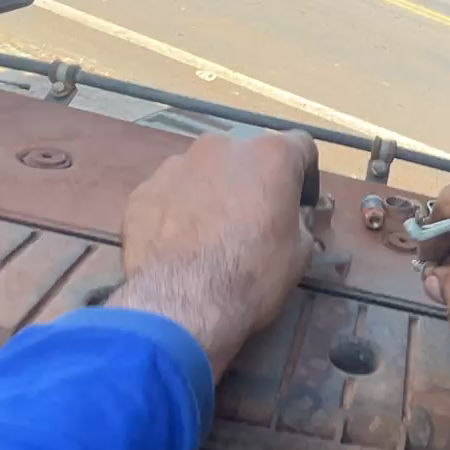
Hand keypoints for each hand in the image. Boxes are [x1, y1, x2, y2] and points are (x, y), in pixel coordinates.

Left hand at [110, 130, 316, 375]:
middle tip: (255, 220)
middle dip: (254, 181)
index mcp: (270, 154)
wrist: (181, 303)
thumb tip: (287, 219)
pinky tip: (181, 245)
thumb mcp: (301, 251)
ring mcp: (177, 164)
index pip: (301, 146)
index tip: (300, 204)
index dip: (305, 175)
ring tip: (212, 235)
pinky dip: (180, 210)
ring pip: (206, 171)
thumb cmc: (254, 273)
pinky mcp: (143, 190)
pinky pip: (172, 193)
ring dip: (215, 193)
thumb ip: (296, 220)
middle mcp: (223, 146)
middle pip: (248, 156)